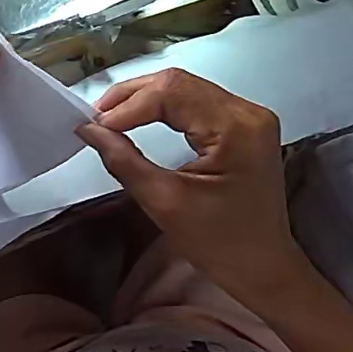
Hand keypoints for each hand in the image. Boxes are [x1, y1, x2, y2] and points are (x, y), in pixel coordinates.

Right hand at [75, 69, 302, 306]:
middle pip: (178, 83)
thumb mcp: (164, 202)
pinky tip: (137, 116)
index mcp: (237, 129)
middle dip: (132, 96)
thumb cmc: (220, 243)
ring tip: (110, 116)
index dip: (128, 106)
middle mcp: (248, 112)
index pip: (172, 95)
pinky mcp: (241, 123)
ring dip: (144, 98)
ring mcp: (248, 115)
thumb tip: (89, 129)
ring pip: (183, 87)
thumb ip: (124, 160)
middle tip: (97, 117)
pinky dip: (161, 105)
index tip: (95, 125)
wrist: (263, 268)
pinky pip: (194, 100)